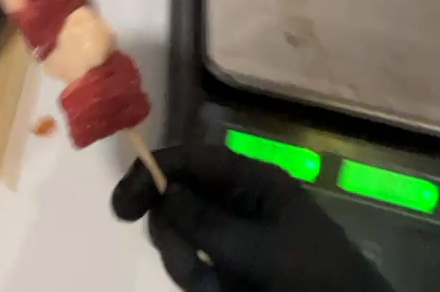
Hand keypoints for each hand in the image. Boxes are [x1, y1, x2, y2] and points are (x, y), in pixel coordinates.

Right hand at [113, 143, 393, 291]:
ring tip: (216, 291)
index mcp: (250, 181)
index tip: (123, 206)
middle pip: (178, 199)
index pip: (189, 160)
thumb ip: (207, 221)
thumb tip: (162, 191)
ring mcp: (236, 240)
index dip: (152, 172)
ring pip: (184, 239)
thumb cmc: (316, 280)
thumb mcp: (261, 250)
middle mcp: (237, 203)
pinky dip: (200, 284)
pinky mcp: (234, 273)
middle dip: (173, 232)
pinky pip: (198, 269)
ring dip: (188, 266)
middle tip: (189, 267)